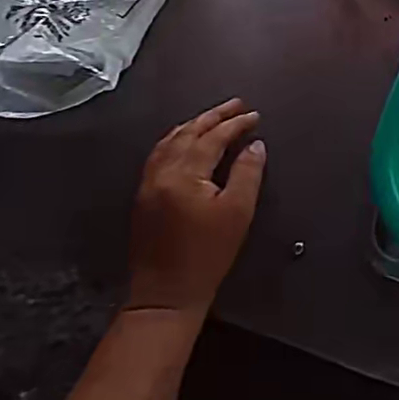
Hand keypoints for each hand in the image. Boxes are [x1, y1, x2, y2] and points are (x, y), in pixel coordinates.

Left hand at [126, 98, 266, 315]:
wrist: (165, 295)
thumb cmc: (208, 253)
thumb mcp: (238, 211)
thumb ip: (248, 172)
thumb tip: (254, 145)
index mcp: (183, 176)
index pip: (212, 139)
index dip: (235, 124)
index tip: (255, 116)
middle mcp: (160, 175)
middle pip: (187, 134)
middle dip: (213, 117)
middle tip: (236, 105)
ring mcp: (147, 186)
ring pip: (168, 143)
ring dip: (193, 126)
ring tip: (213, 117)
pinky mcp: (143, 198)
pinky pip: (159, 156)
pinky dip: (176, 141)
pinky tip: (185, 141)